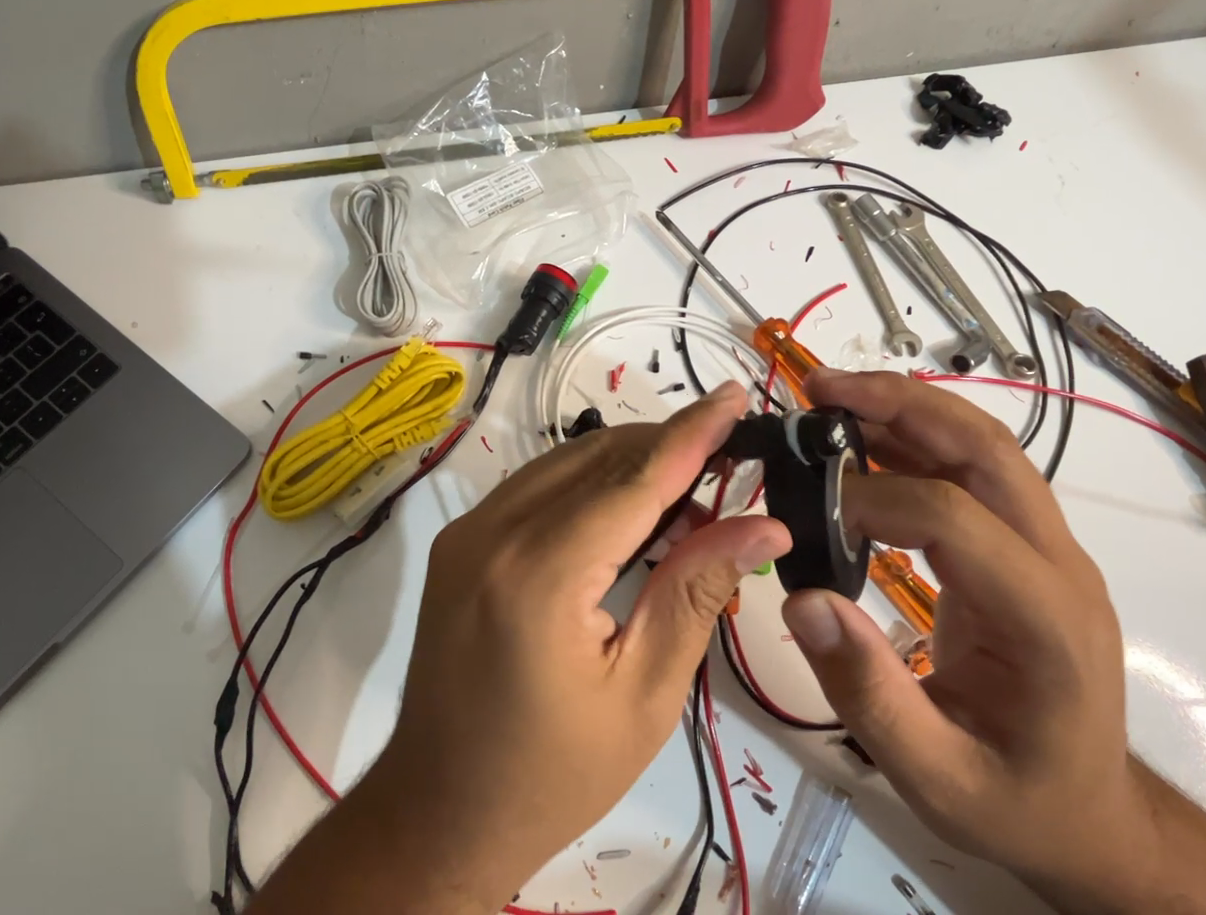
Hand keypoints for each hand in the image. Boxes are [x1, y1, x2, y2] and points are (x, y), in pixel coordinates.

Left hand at [361, 382, 787, 909]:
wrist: (443, 809)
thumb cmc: (554, 773)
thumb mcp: (643, 693)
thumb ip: (695, 592)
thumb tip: (762, 523)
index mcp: (539, 575)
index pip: (633, 480)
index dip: (692, 435)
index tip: (736, 395)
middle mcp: (491, 533)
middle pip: (595, 459)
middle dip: (665, 446)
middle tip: (731, 459)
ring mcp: (465, 534)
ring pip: (562, 465)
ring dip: (626, 463)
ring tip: (691, 484)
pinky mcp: (457, 545)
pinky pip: (533, 489)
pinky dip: (586, 484)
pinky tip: (627, 508)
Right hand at [782, 369, 1142, 892]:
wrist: (1091, 818)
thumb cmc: (1014, 802)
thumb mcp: (934, 776)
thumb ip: (867, 693)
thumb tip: (801, 597)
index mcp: (1045, 619)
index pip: (955, 518)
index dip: (871, 499)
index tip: (802, 511)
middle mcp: (1059, 565)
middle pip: (987, 450)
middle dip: (900, 404)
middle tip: (816, 388)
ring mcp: (1050, 552)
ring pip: (985, 448)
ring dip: (907, 409)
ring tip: (828, 397)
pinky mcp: (1027, 552)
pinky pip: (975, 476)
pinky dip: (915, 443)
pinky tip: (861, 443)